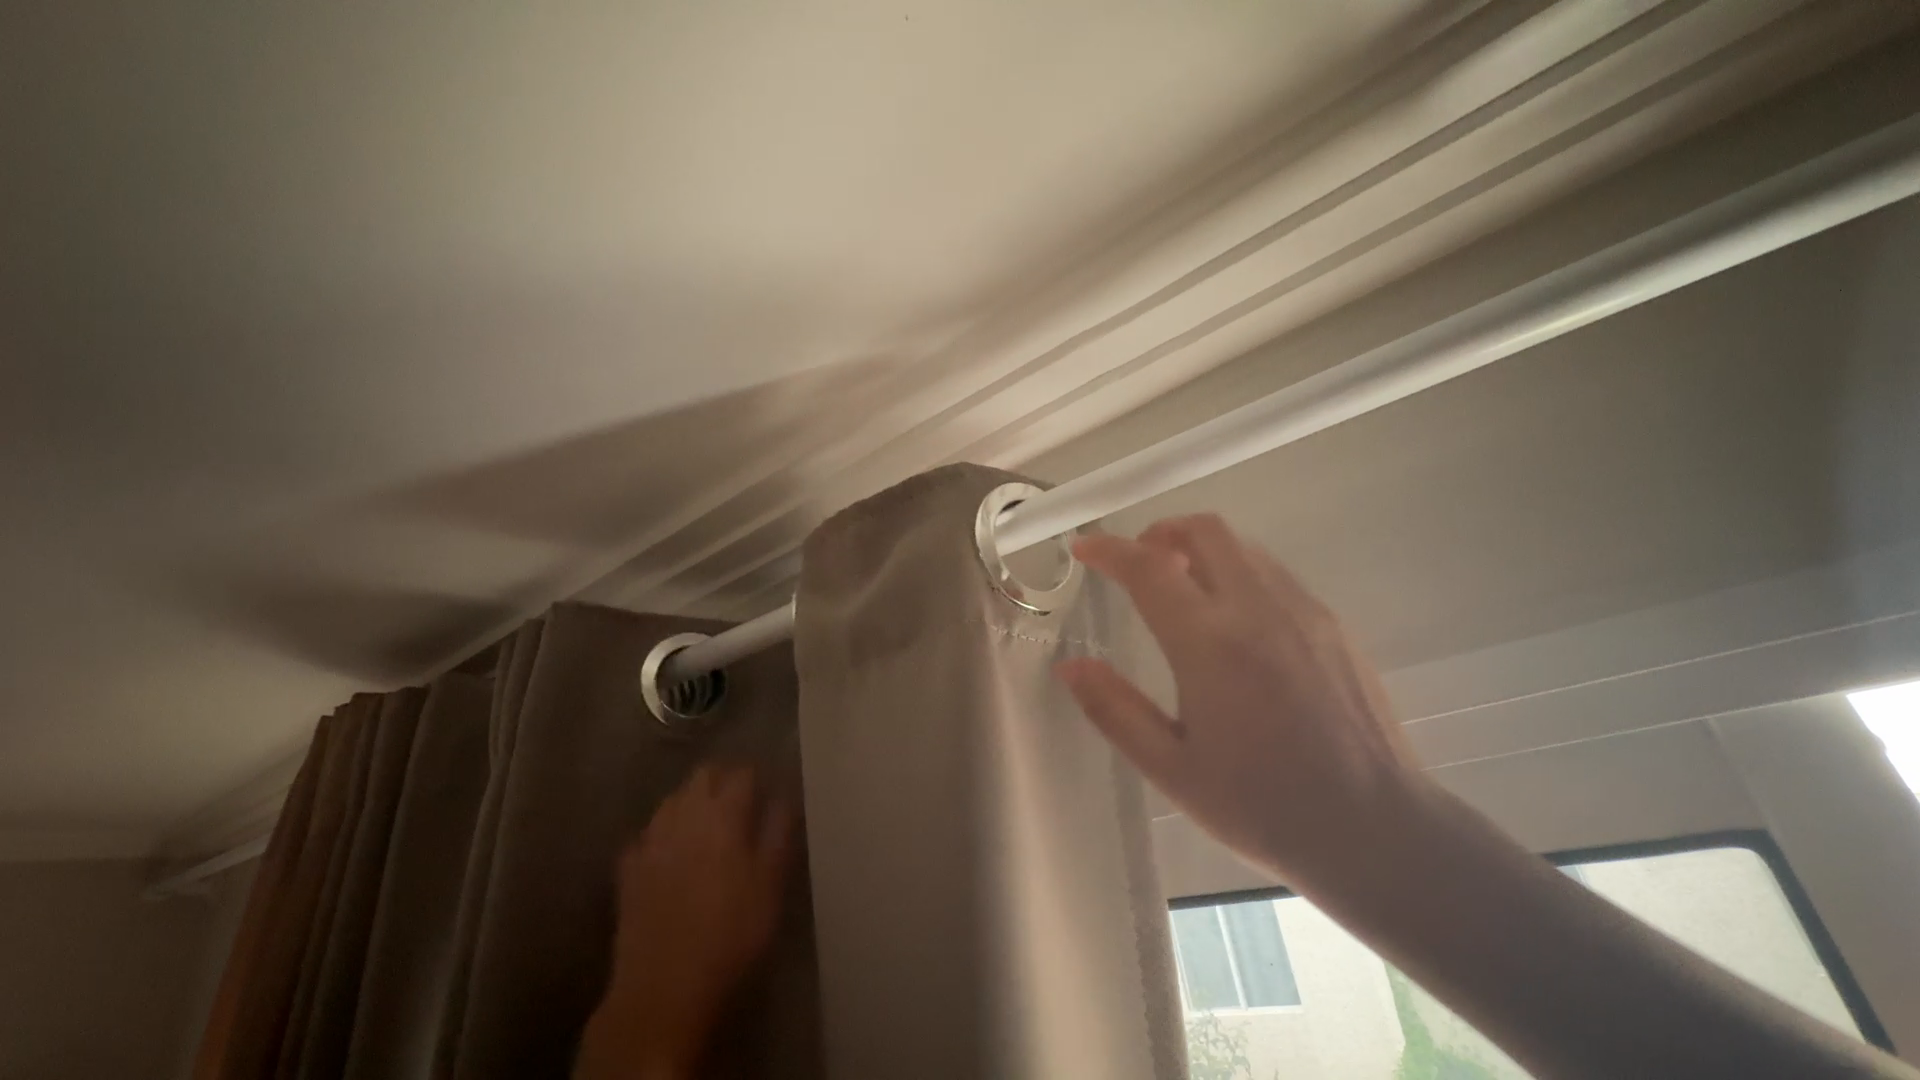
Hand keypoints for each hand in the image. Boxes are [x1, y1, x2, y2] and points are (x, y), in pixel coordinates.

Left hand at [575, 764, 795, 1079]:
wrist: (664, 986)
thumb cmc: (732, 934)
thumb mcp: (772, 884)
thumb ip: (779, 832)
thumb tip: (784, 796)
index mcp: (722, 814)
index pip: (742, 773)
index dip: (759, 776)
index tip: (772, 788)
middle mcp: (682, 815)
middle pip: (702, 776)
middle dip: (723, 779)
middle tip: (743, 801)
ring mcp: (649, 841)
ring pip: (671, 801)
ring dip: (691, 802)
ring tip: (709, 824)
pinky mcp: (627, 870)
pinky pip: (646, 836)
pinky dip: (662, 835)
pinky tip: (671, 854)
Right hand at [1054, 514, 1425, 888]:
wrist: (1375, 830)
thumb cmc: (1263, 807)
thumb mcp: (1172, 770)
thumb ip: (1115, 711)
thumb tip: (1071, 667)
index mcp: (1210, 644)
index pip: (1149, 568)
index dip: (1109, 549)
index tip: (1085, 547)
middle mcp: (1259, 610)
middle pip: (1206, 531)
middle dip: (1161, 533)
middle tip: (1138, 564)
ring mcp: (1304, 612)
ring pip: (1245, 548)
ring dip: (1202, 550)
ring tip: (1181, 590)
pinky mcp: (1334, 626)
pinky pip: (1275, 574)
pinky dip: (1239, 573)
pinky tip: (1234, 623)